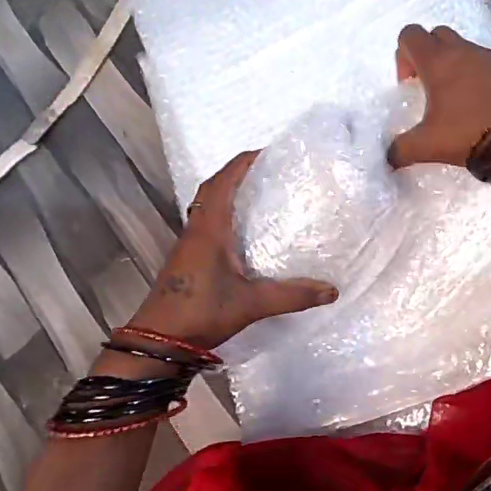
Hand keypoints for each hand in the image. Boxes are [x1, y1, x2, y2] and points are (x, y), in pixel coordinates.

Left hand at [126, 152, 338, 350]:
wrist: (159, 339)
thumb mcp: (252, 303)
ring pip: (207, 207)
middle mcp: (196, 230)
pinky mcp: (188, 260)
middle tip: (266, 171)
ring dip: (228, 194)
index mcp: (209, 230)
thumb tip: (331, 290)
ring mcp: (189, 245)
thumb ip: (292, 296)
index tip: (265, 152)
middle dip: (236, 174)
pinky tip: (243, 232)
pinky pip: (207, 225)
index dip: (241, 163)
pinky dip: (224, 216)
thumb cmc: (202, 311)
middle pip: (212, 189)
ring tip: (259, 194)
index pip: (223, 183)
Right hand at [388, 25, 490, 167]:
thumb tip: (388, 159)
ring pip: (467, 48)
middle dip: (429, 55)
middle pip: (438, 35)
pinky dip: (484, 77)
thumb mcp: (428, 146)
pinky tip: (487, 104)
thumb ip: (401, 149)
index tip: (410, 83)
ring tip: (461, 100)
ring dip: (458, 66)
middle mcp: (464, 50)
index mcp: (437, 62)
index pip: (409, 34)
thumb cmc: (468, 133)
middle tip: (432, 87)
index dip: (403, 55)